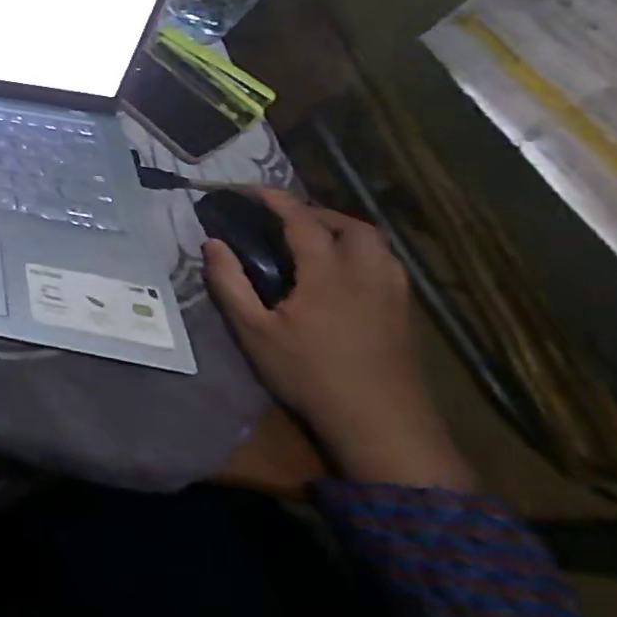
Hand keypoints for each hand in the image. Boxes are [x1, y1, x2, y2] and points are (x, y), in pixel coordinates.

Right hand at [204, 188, 475, 490]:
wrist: (382, 427)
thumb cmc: (310, 375)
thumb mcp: (254, 332)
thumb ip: (229, 283)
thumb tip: (212, 243)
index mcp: (329, 273)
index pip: (303, 221)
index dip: (278, 200)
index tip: (253, 189)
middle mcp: (367, 274)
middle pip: (352, 226)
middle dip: (319, 212)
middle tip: (288, 218)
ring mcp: (392, 295)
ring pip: (377, 245)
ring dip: (345, 232)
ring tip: (316, 241)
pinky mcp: (404, 315)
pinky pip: (387, 266)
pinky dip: (363, 254)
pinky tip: (345, 273)